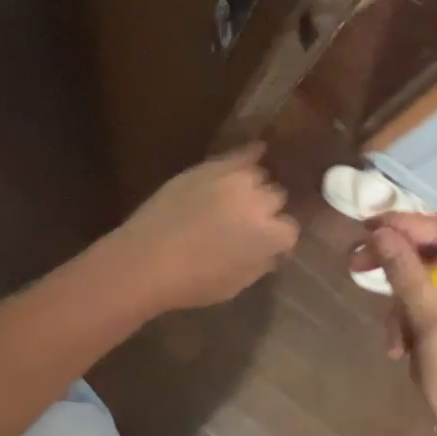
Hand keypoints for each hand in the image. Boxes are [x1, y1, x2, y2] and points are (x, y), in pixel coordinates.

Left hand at [107, 144, 298, 311]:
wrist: (145, 260)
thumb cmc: (192, 283)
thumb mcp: (237, 284)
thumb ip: (262, 263)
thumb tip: (273, 252)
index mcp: (270, 235)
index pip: (290, 230)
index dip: (279, 239)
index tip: (270, 246)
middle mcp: (259, 202)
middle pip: (277, 197)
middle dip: (269, 210)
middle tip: (250, 222)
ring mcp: (233, 180)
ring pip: (260, 175)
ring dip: (255, 186)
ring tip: (242, 196)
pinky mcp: (209, 167)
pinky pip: (240, 154)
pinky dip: (250, 154)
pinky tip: (257, 152)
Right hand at [360, 213, 436, 435]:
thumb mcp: (432, 328)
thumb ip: (407, 276)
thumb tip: (381, 233)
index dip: (407, 227)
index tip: (365, 228)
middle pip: (436, 255)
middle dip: (398, 271)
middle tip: (354, 267)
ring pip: (426, 282)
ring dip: (402, 308)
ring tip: (396, 343)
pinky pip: (429, 305)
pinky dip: (410, 322)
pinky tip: (402, 350)